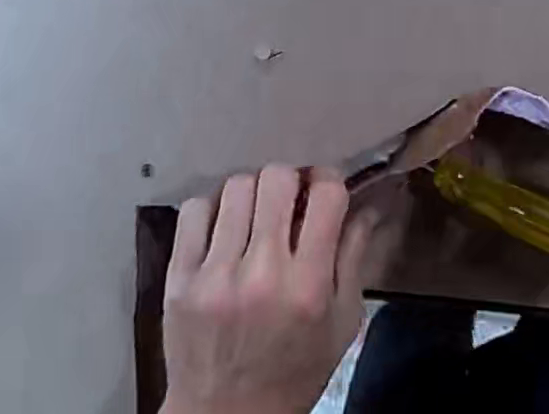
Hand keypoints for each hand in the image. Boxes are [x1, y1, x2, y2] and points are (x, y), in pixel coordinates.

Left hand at [162, 165, 373, 413]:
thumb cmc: (295, 371)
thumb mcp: (342, 322)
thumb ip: (354, 256)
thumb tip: (369, 202)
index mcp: (307, 285)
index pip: (326, 194)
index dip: (328, 181)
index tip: (324, 193)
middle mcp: (261, 273)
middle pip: (277, 177)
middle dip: (290, 181)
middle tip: (290, 201)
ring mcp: (214, 276)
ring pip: (237, 186)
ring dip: (253, 192)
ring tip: (256, 215)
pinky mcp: (178, 280)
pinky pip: (194, 209)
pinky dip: (213, 207)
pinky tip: (225, 227)